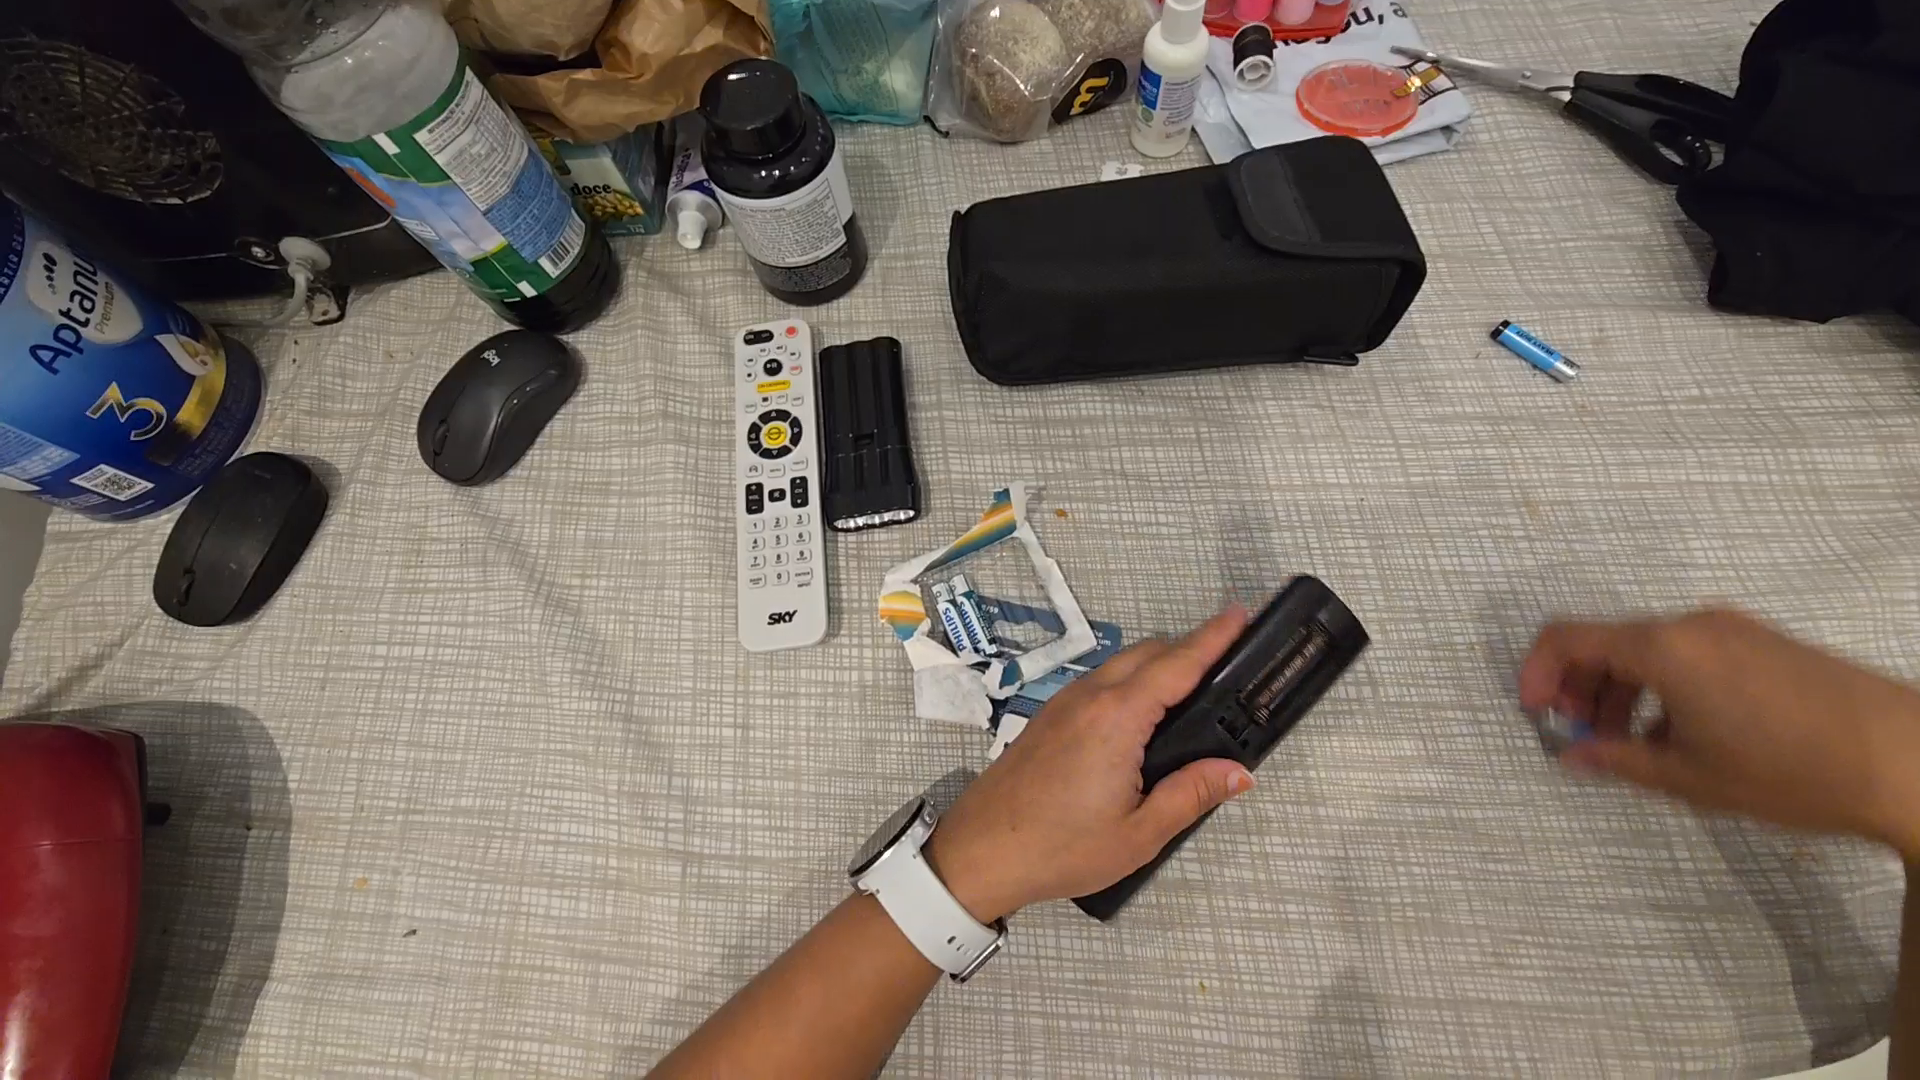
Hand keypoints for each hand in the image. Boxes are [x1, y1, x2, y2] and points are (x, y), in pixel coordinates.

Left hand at [925, 609, 1258, 921]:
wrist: (981, 848)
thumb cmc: (1062, 846)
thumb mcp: (1139, 833)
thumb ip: (1190, 795)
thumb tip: (1237, 771)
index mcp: (1117, 718)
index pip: (1177, 664)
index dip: (1213, 637)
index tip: (1240, 615)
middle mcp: (1090, 697)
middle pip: (1148, 653)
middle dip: (1189, 647)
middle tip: (1228, 661)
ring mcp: (1065, 702)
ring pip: (1121, 664)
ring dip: (1158, 664)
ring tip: (1192, 689)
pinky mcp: (1049, 715)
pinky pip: (1100, 681)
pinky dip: (1131, 680)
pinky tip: (1143, 713)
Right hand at [1519, 609, 1919, 857]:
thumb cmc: (1793, 771)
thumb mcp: (1689, 777)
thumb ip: (1615, 760)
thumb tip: (1569, 756)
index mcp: (1663, 647)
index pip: (1566, 638)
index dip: (1536, 672)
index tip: (1535, 712)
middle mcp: (1691, 625)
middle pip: (1604, 643)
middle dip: (1579, 688)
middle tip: (1582, 735)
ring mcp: (1733, 630)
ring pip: (1646, 650)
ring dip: (1620, 690)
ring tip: (1633, 742)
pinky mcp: (1765, 642)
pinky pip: (1686, 653)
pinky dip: (1661, 685)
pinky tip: (1683, 732)